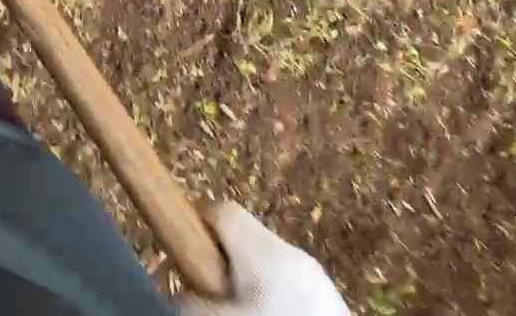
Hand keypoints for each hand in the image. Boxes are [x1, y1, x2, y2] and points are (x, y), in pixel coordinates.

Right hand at [180, 203, 349, 315]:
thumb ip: (192, 302)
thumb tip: (182, 294)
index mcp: (264, 249)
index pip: (221, 211)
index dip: (198, 229)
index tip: (190, 261)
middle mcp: (294, 253)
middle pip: (246, 242)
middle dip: (227, 269)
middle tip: (219, 302)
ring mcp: (318, 279)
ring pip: (270, 270)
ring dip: (254, 291)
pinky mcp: (334, 303)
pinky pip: (293, 291)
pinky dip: (278, 304)